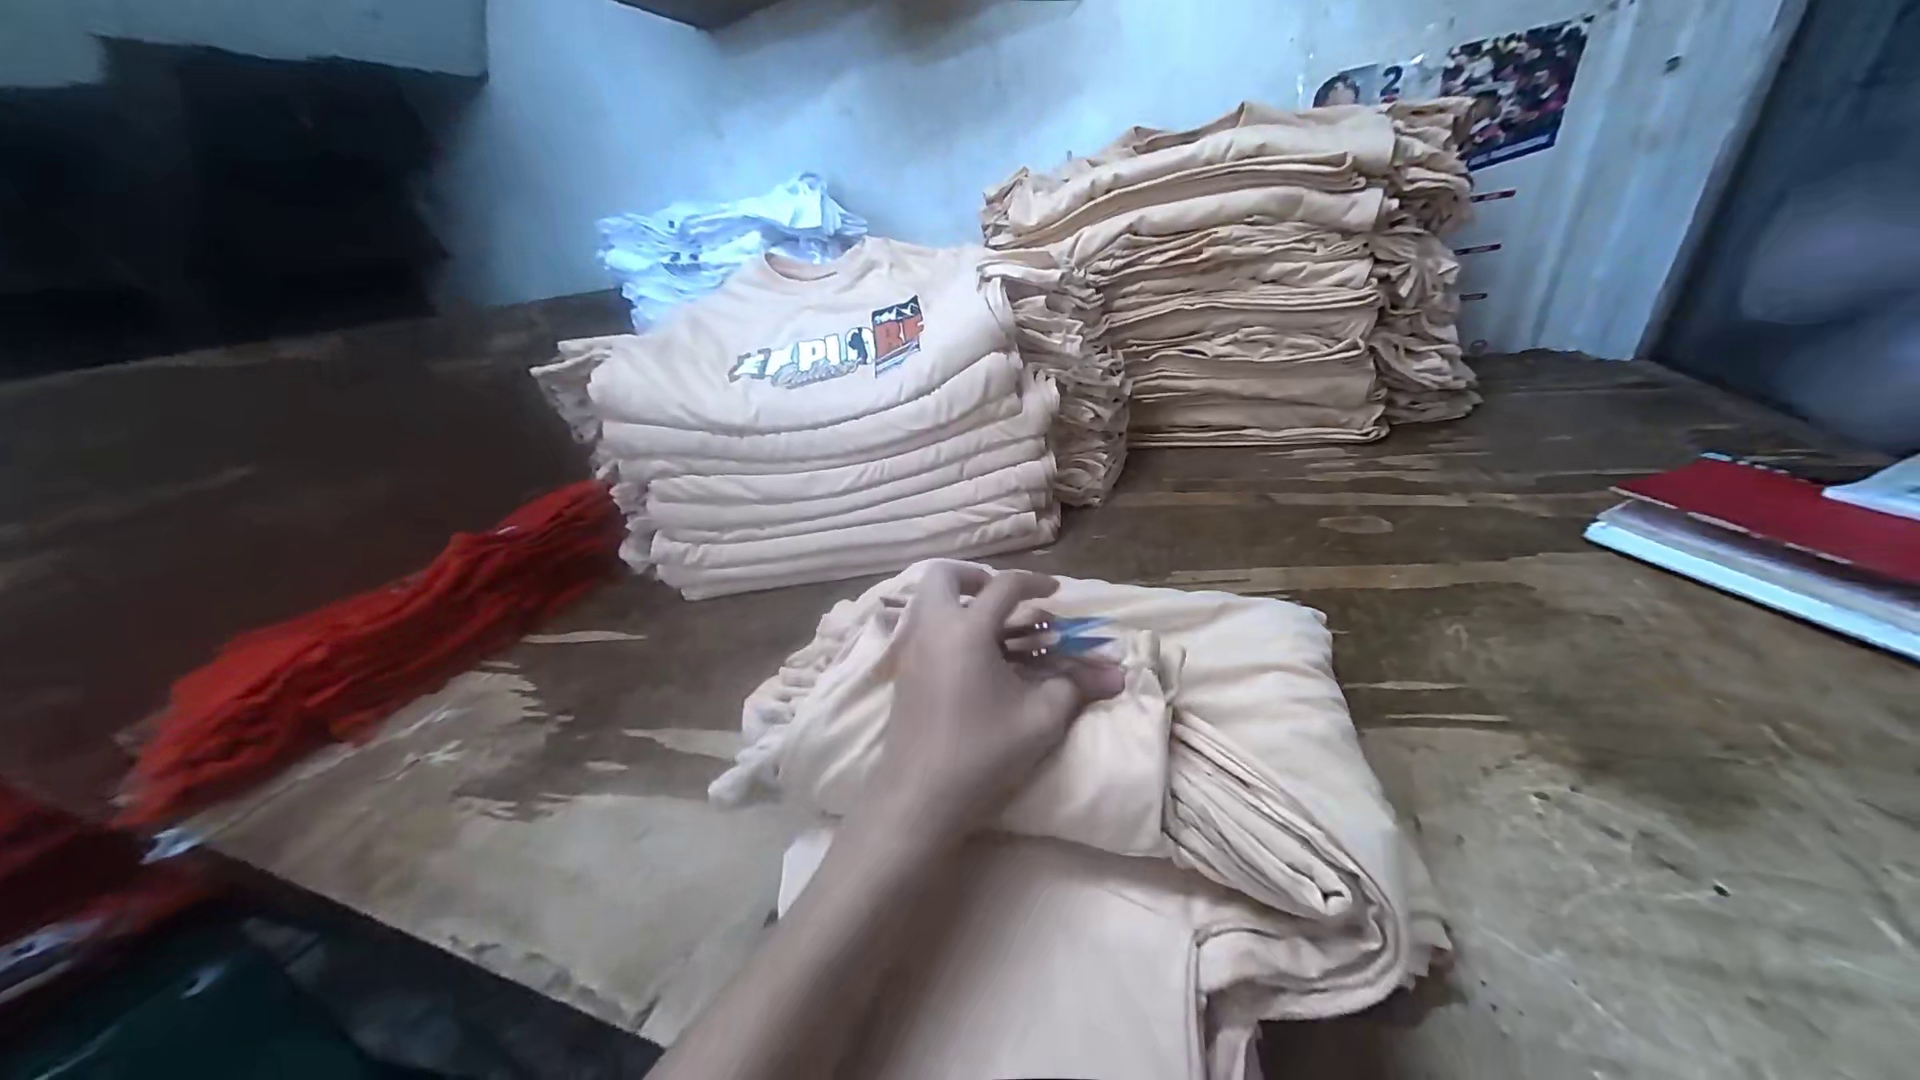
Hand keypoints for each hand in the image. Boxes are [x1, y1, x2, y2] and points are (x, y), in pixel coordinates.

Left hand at [856, 564, 1124, 848]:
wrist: (919, 797)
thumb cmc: (982, 753)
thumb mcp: (1040, 719)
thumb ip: (1076, 686)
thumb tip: (1118, 676)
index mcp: (966, 630)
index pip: (1003, 587)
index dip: (1034, 582)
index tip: (1056, 591)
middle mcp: (932, 629)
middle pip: (943, 576)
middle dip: (976, 577)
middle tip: (1007, 600)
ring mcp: (911, 651)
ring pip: (929, 602)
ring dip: (961, 602)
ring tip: (997, 631)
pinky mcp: (904, 673)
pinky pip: (925, 630)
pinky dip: (949, 627)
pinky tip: (977, 661)